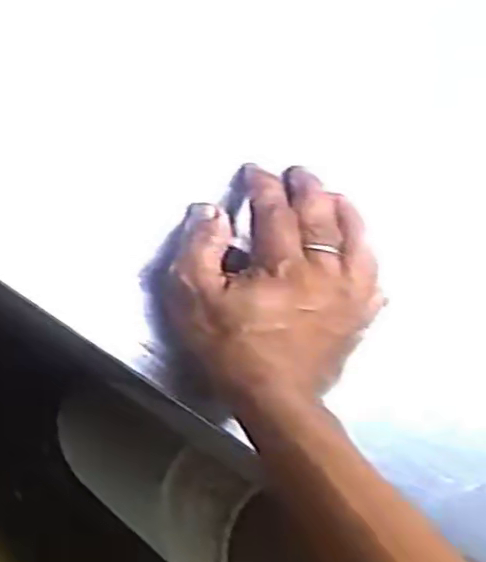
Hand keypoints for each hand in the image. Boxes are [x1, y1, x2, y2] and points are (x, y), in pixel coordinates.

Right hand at [168, 165, 383, 410]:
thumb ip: (200, 245)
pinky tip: (359, 245)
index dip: (264, 190)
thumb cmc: (221, 336)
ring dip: (346, 217)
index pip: (275, 216)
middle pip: (322, 225)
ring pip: (356, 247)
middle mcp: (326, 277)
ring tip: (336, 197)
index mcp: (283, 267)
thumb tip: (210, 210)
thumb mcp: (191, 288)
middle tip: (301, 172)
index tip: (256, 170)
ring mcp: (350, 297)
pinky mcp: (358, 315)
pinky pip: (370, 275)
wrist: (271, 390)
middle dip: (309, 194)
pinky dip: (364, 252)